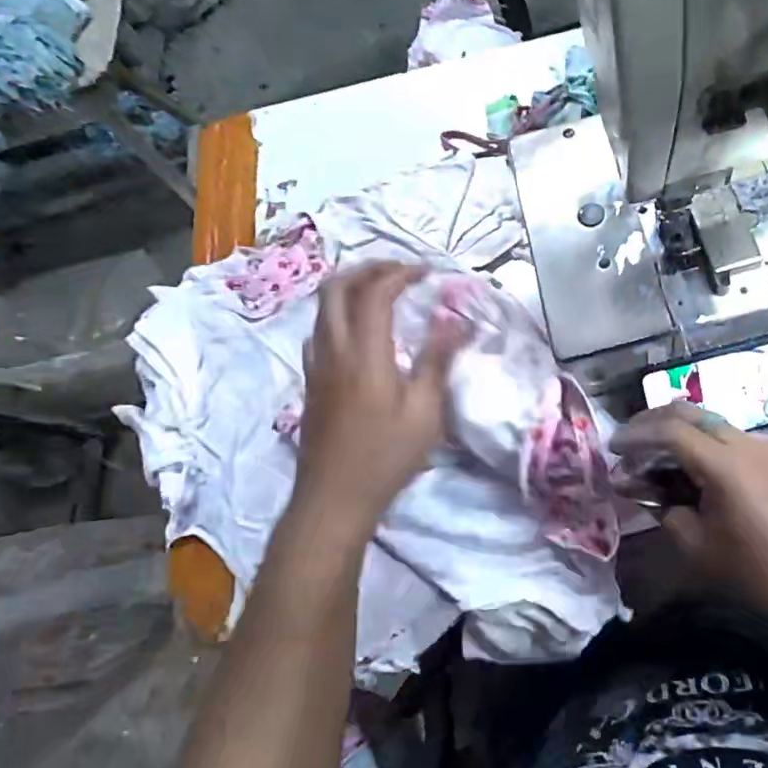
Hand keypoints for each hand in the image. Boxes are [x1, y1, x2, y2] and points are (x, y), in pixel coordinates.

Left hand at [294, 263, 466, 521]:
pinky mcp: (311, 382)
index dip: (401, 274)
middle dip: (368, 269)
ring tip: (384, 291)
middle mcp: (333, 351)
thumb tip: (455, 320)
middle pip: (336, 288)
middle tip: (401, 271)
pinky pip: (320, 330)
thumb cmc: (386, 457)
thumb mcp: (425, 412)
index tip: (428, 272)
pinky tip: (362, 330)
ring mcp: (317, 366)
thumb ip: (437, 361)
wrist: (333, 498)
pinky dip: (340, 313)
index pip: (375, 294)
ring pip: (322, 308)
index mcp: (364, 355)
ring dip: (351, 288)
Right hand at [611, 402, 767, 627]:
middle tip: (628, 439)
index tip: (613, 447)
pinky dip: (704, 444)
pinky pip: (732, 439)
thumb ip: (662, 507)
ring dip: (679, 431)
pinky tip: (690, 466)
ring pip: (712, 422)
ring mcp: (767, 445)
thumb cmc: (753, 571)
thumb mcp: (695, 545)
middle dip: (653, 421)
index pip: (671, 431)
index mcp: (727, 466)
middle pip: (691, 413)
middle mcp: (748, 443)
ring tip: (653, 454)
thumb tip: (637, 484)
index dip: (637, 435)